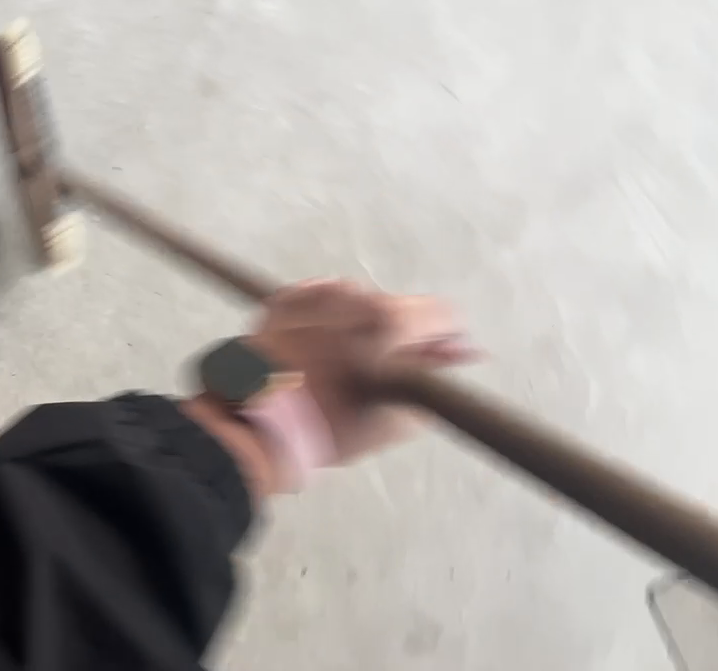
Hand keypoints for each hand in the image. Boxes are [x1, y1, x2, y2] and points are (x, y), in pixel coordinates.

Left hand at [248, 278, 477, 464]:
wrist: (256, 420)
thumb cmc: (333, 425)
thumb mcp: (399, 415)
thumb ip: (435, 376)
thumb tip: (462, 350)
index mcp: (389, 320)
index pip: (445, 314)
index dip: (442, 340)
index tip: (429, 363)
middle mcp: (353, 294)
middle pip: (398, 307)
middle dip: (398, 335)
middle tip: (376, 373)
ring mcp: (313, 292)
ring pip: (357, 302)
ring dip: (358, 325)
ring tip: (338, 364)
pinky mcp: (283, 298)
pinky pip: (318, 300)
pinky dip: (324, 319)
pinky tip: (315, 348)